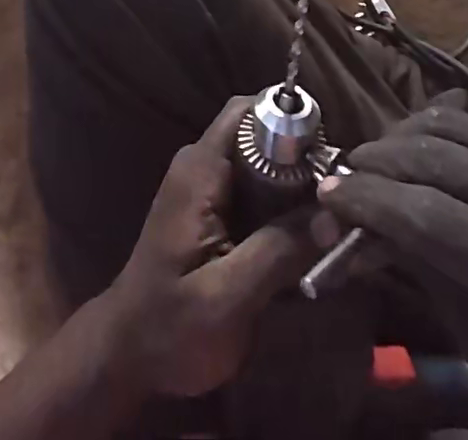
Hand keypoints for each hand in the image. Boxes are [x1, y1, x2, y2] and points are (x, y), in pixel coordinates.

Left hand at [102, 96, 319, 396]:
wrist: (127, 356)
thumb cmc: (168, 327)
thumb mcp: (226, 298)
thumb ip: (278, 252)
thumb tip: (335, 215)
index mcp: (200, 170)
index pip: (249, 111)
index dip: (292, 120)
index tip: (329, 154)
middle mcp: (203, 165)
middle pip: (263, 133)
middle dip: (304, 155)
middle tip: (341, 192)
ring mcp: (208, 186)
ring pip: (266, 161)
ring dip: (299, 182)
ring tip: (335, 213)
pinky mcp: (216, 208)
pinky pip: (260, 186)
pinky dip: (286, 201)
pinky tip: (311, 230)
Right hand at [316, 106, 467, 438]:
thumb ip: (421, 273)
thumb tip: (353, 224)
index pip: (438, 218)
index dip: (371, 200)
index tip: (324, 193)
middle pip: (441, 160)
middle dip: (376, 164)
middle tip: (336, 179)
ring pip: (454, 129)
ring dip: (397, 138)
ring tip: (366, 164)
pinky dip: (428, 127)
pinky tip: (404, 147)